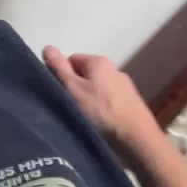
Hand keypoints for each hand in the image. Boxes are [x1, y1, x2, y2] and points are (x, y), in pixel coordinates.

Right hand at [42, 46, 161, 153]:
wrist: (138, 140)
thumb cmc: (102, 112)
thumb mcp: (74, 90)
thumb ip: (60, 69)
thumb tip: (47, 46)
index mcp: (99, 61)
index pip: (72, 60)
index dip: (64, 76)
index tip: (62, 94)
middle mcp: (114, 69)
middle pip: (86, 75)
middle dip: (78, 89)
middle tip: (73, 108)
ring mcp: (125, 87)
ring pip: (99, 90)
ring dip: (92, 101)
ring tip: (88, 120)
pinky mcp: (133, 104)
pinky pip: (111, 102)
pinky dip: (105, 111)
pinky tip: (103, 126)